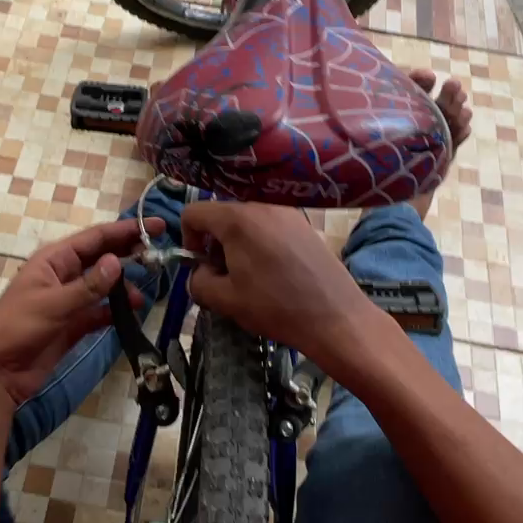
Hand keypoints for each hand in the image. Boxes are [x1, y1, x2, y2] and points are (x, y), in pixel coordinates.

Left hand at [0, 217, 164, 405]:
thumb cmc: (16, 328)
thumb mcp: (53, 303)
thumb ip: (88, 285)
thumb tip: (118, 262)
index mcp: (54, 260)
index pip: (95, 238)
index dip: (126, 230)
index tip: (157, 226)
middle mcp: (63, 276)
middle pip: (102, 259)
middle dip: (129, 255)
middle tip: (160, 255)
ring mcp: (68, 302)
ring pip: (103, 287)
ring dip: (123, 289)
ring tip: (143, 297)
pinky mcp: (72, 326)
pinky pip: (99, 313)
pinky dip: (115, 312)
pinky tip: (131, 315)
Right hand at [181, 202, 375, 364]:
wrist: (335, 317)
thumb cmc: (275, 307)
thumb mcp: (225, 300)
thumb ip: (198, 282)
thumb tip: (200, 273)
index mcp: (237, 219)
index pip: (194, 212)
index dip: (187, 239)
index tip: (201, 265)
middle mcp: (262, 206)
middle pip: (222, 215)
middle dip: (215, 242)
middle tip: (226, 275)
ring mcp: (287, 212)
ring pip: (247, 221)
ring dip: (238, 244)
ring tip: (252, 276)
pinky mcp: (305, 224)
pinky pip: (270, 226)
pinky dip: (261, 243)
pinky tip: (275, 272)